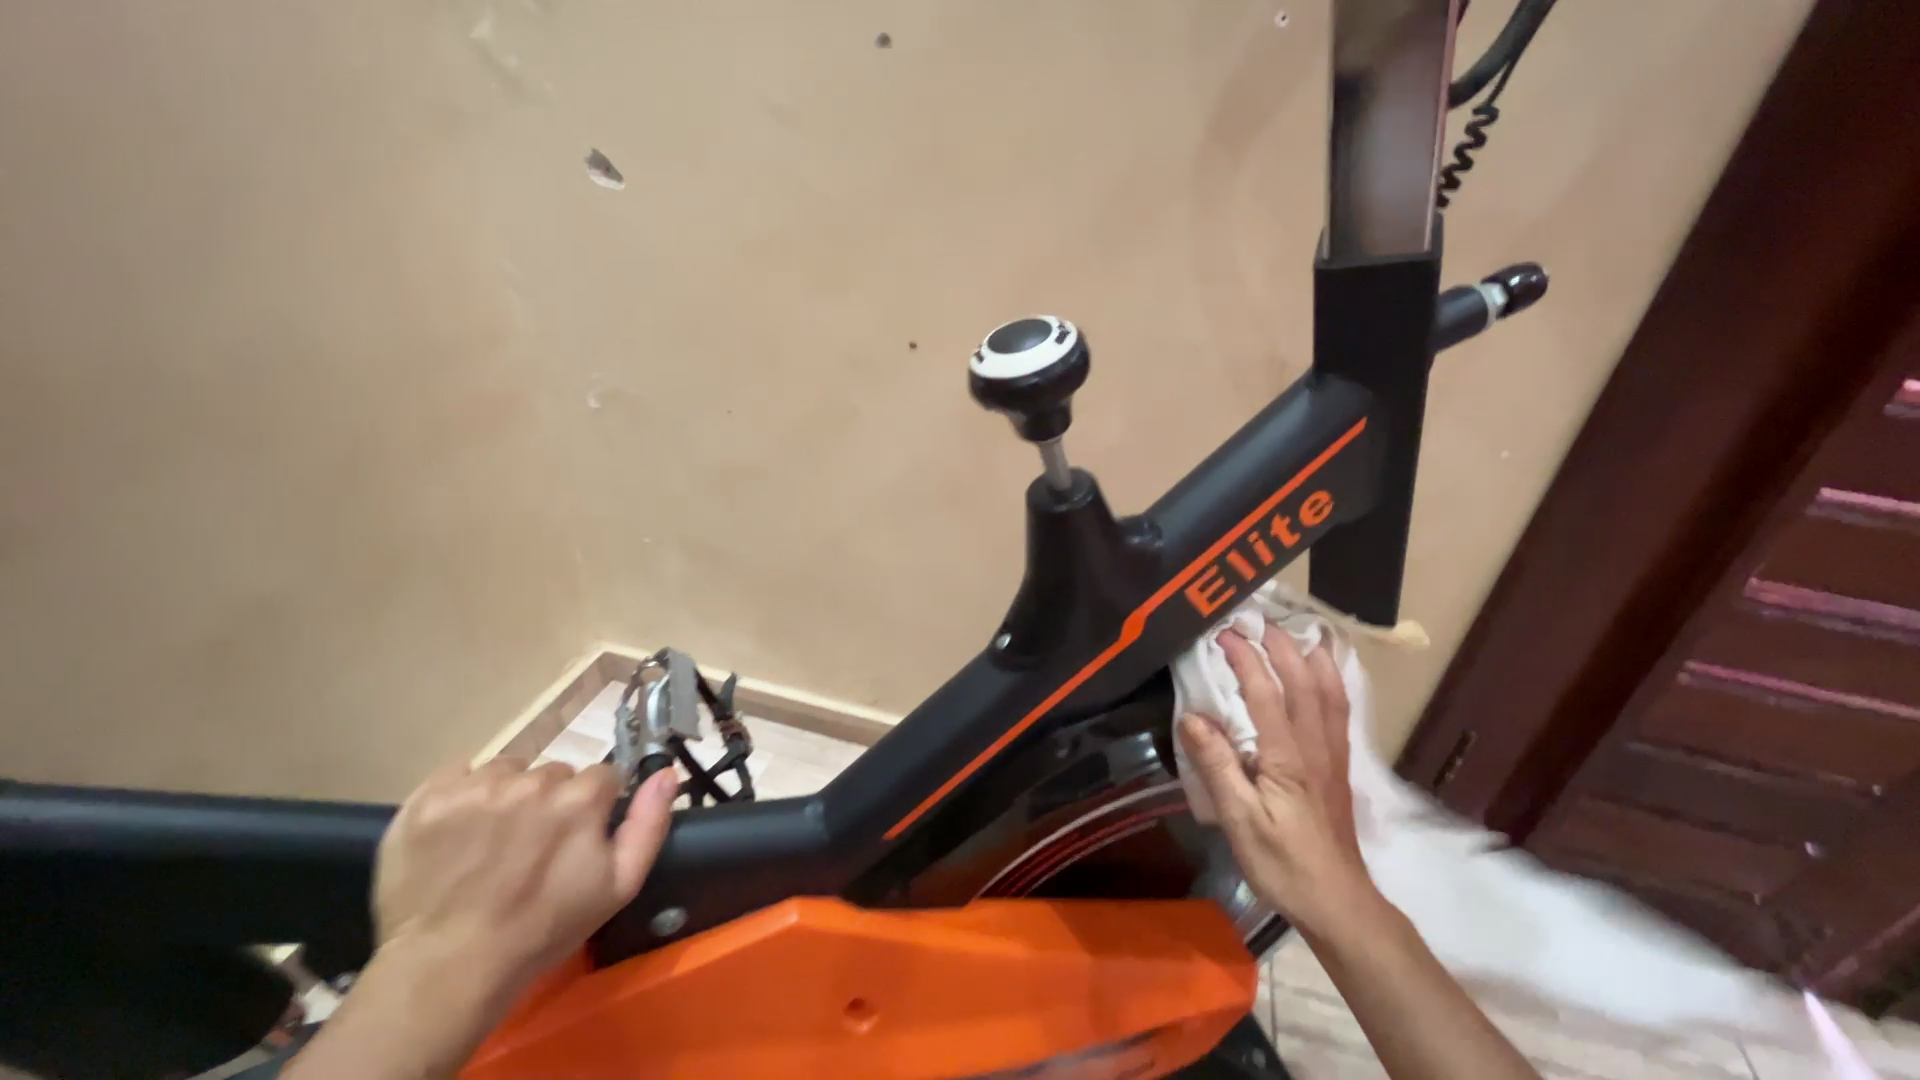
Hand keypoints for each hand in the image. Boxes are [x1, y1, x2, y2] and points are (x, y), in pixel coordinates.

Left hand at [288, 760, 676, 1079]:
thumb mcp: (619, 887)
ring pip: (509, 769)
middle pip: (555, 772)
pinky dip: (464, 794)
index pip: (602, 777)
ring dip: (509, 794)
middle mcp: (531, 781)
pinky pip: (460, 772)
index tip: (577, 837)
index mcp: (579, 799)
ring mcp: (477, 787)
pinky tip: (460, 830)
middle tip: (532, 847)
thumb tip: (667, 773)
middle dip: (551, 801)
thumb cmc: (544, 930)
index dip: (593, 807)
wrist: (449, 967)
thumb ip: (649, 823)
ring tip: (493, 840)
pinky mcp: (430, 797)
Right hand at [1178, 626, 1376, 934]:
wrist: (1337, 901)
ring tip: (1297, 632)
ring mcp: (1332, 754)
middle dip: (1281, 645)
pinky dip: (1332, 681)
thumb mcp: (1239, 820)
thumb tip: (1192, 716)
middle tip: (1255, 620)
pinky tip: (1324, 676)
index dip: (1245, 658)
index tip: (1223, 633)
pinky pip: (1338, 710)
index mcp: (1287, 756)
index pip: (1265, 692)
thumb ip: (1218, 765)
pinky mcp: (1338, 766)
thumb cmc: (1282, 863)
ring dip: (1312, 656)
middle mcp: (1315, 745)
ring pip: (1329, 691)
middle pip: (1304, 681)